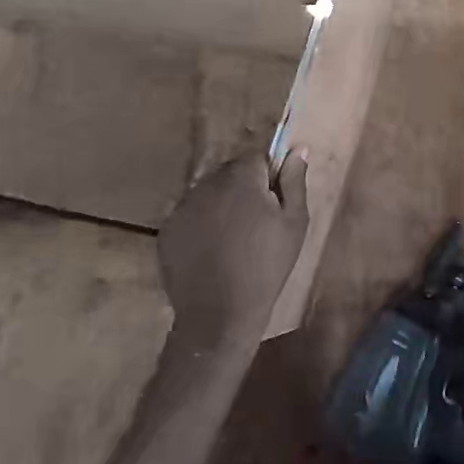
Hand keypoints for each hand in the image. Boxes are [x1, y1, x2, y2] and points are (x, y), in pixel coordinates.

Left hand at [159, 147, 309, 347]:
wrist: (220, 314)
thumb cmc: (267, 264)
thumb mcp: (294, 222)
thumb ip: (294, 181)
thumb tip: (296, 149)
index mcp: (241, 179)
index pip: (256, 157)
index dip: (268, 175)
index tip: (275, 200)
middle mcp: (207, 185)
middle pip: (231, 172)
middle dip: (244, 187)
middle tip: (258, 220)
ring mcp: (182, 208)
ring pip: (209, 192)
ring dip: (222, 204)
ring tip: (235, 237)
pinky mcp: (167, 231)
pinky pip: (191, 214)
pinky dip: (202, 223)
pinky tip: (213, 249)